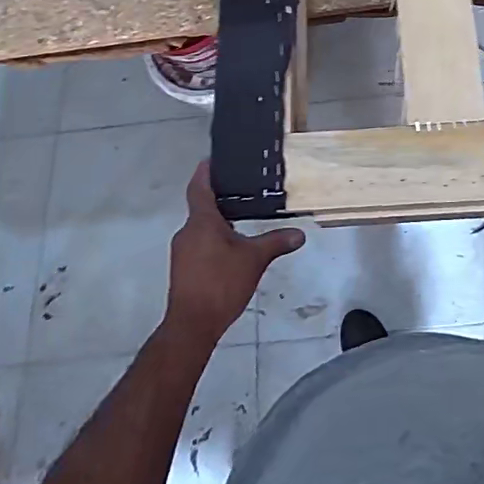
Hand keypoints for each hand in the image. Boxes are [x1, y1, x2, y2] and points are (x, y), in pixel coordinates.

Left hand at [166, 161, 305, 340]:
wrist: (192, 324)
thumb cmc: (221, 282)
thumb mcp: (255, 259)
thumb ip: (277, 242)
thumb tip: (300, 233)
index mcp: (202, 222)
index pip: (199, 189)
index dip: (205, 172)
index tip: (211, 159)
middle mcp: (187, 232)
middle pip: (201, 208)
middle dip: (220, 199)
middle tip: (242, 190)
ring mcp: (182, 252)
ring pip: (201, 228)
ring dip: (219, 222)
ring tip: (243, 218)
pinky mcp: (184, 269)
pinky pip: (200, 244)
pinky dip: (215, 240)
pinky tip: (233, 248)